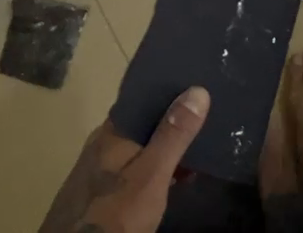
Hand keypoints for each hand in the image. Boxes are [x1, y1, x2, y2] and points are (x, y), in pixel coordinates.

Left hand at [41, 87, 210, 232]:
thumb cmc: (115, 213)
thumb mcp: (153, 173)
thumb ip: (174, 134)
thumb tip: (198, 89)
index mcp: (113, 130)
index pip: (145, 96)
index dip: (172, 91)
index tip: (200, 88)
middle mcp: (101, 143)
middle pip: (142, 122)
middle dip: (172, 122)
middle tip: (206, 122)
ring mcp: (97, 170)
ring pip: (138, 147)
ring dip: (163, 149)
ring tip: (195, 152)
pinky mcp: (97, 193)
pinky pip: (131, 168)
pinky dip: (152, 168)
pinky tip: (169, 180)